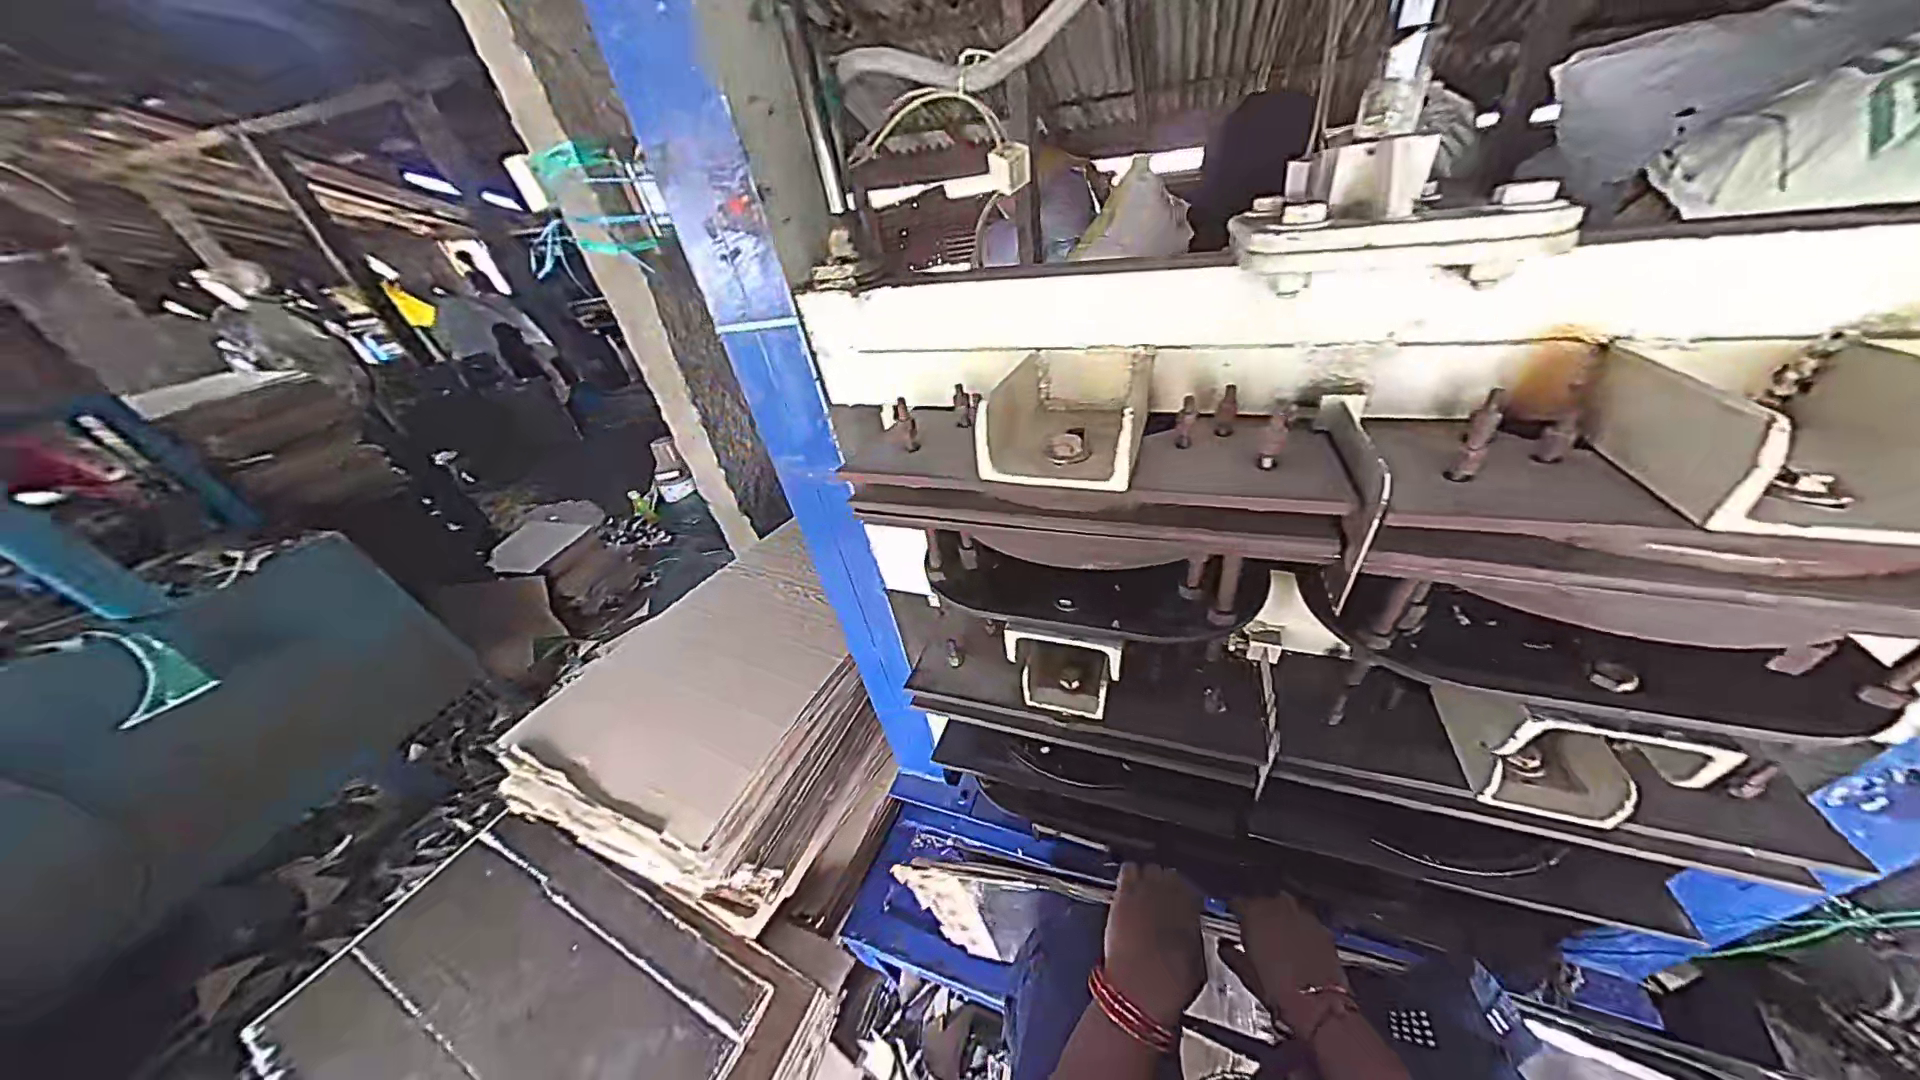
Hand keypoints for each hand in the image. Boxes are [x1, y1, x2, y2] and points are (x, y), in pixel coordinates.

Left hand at [1102, 863, 1205, 1026]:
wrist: (1136, 992)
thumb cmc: (1170, 985)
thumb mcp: (1198, 964)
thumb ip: (1196, 935)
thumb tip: (1192, 926)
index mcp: (1191, 912)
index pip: (1193, 888)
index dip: (1190, 896)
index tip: (1187, 903)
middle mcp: (1168, 896)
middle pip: (1170, 875)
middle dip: (1170, 885)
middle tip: (1166, 898)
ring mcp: (1143, 892)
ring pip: (1149, 869)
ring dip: (1151, 878)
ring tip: (1149, 892)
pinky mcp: (1121, 895)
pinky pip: (1127, 871)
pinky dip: (1131, 875)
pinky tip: (1131, 887)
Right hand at [1224, 892, 1344, 1022]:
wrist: (1319, 1006)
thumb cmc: (1277, 989)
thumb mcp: (1245, 972)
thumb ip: (1230, 951)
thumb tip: (1225, 946)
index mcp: (1252, 910)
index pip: (1237, 903)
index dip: (1235, 915)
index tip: (1235, 925)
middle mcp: (1277, 905)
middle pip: (1263, 903)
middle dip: (1260, 917)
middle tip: (1260, 938)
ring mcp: (1302, 914)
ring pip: (1286, 911)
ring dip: (1281, 921)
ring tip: (1282, 943)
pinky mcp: (1322, 928)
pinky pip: (1305, 923)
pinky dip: (1301, 931)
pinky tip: (1301, 950)